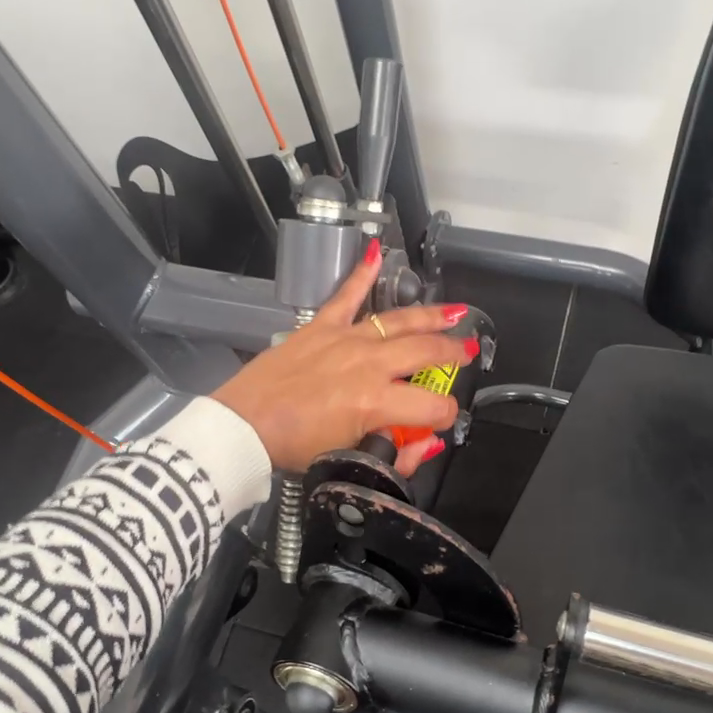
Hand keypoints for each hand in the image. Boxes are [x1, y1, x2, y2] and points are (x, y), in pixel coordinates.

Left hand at [214, 241, 474, 474]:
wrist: (244, 424)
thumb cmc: (294, 446)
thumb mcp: (348, 459)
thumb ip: (394, 455)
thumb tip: (426, 444)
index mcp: (377, 401)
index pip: (433, 405)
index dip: (445, 416)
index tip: (440, 421)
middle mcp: (369, 363)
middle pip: (426, 352)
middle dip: (453, 355)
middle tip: (468, 353)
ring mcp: (345, 339)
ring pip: (399, 321)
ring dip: (431, 316)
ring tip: (455, 312)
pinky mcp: (320, 326)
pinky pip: (346, 296)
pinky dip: (361, 274)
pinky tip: (376, 253)